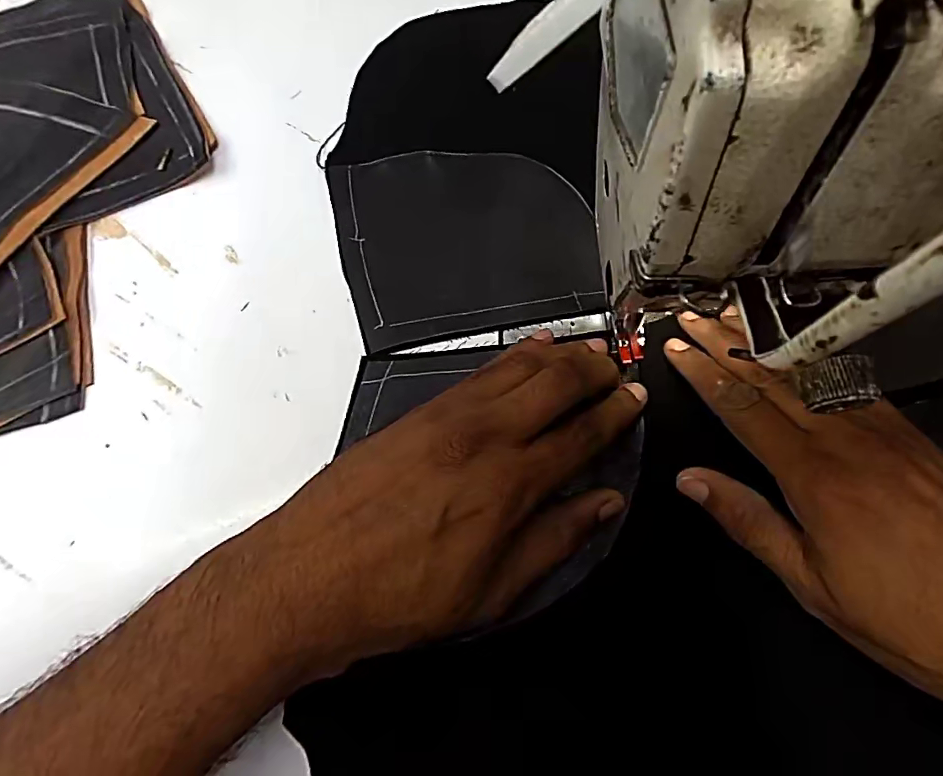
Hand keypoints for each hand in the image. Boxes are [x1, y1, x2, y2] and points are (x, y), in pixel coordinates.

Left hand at [0, 331, 643, 775]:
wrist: (305, 574)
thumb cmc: (404, 596)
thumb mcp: (490, 593)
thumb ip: (555, 541)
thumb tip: (605, 503)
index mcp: (513, 482)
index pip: (582, 433)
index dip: (617, 413)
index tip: (637, 398)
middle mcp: (490, 433)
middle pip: (559, 382)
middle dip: (597, 369)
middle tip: (619, 367)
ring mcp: (454, 413)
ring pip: (523, 366)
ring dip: (562, 352)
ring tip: (590, 346)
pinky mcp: (425, 407)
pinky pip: (483, 369)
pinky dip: (517, 354)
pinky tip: (533, 346)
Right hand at [663, 310, 942, 774]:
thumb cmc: (916, 624)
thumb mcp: (814, 587)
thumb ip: (749, 522)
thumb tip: (694, 481)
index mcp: (816, 477)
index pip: (742, 406)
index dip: (702, 372)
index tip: (678, 347)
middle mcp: (849, 440)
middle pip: (772, 376)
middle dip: (725, 341)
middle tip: (695, 316)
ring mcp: (887, 431)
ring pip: (811, 372)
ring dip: (767, 343)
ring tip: (735, 321)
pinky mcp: (915, 436)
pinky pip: (854, 385)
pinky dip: (817, 362)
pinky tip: (804, 356)